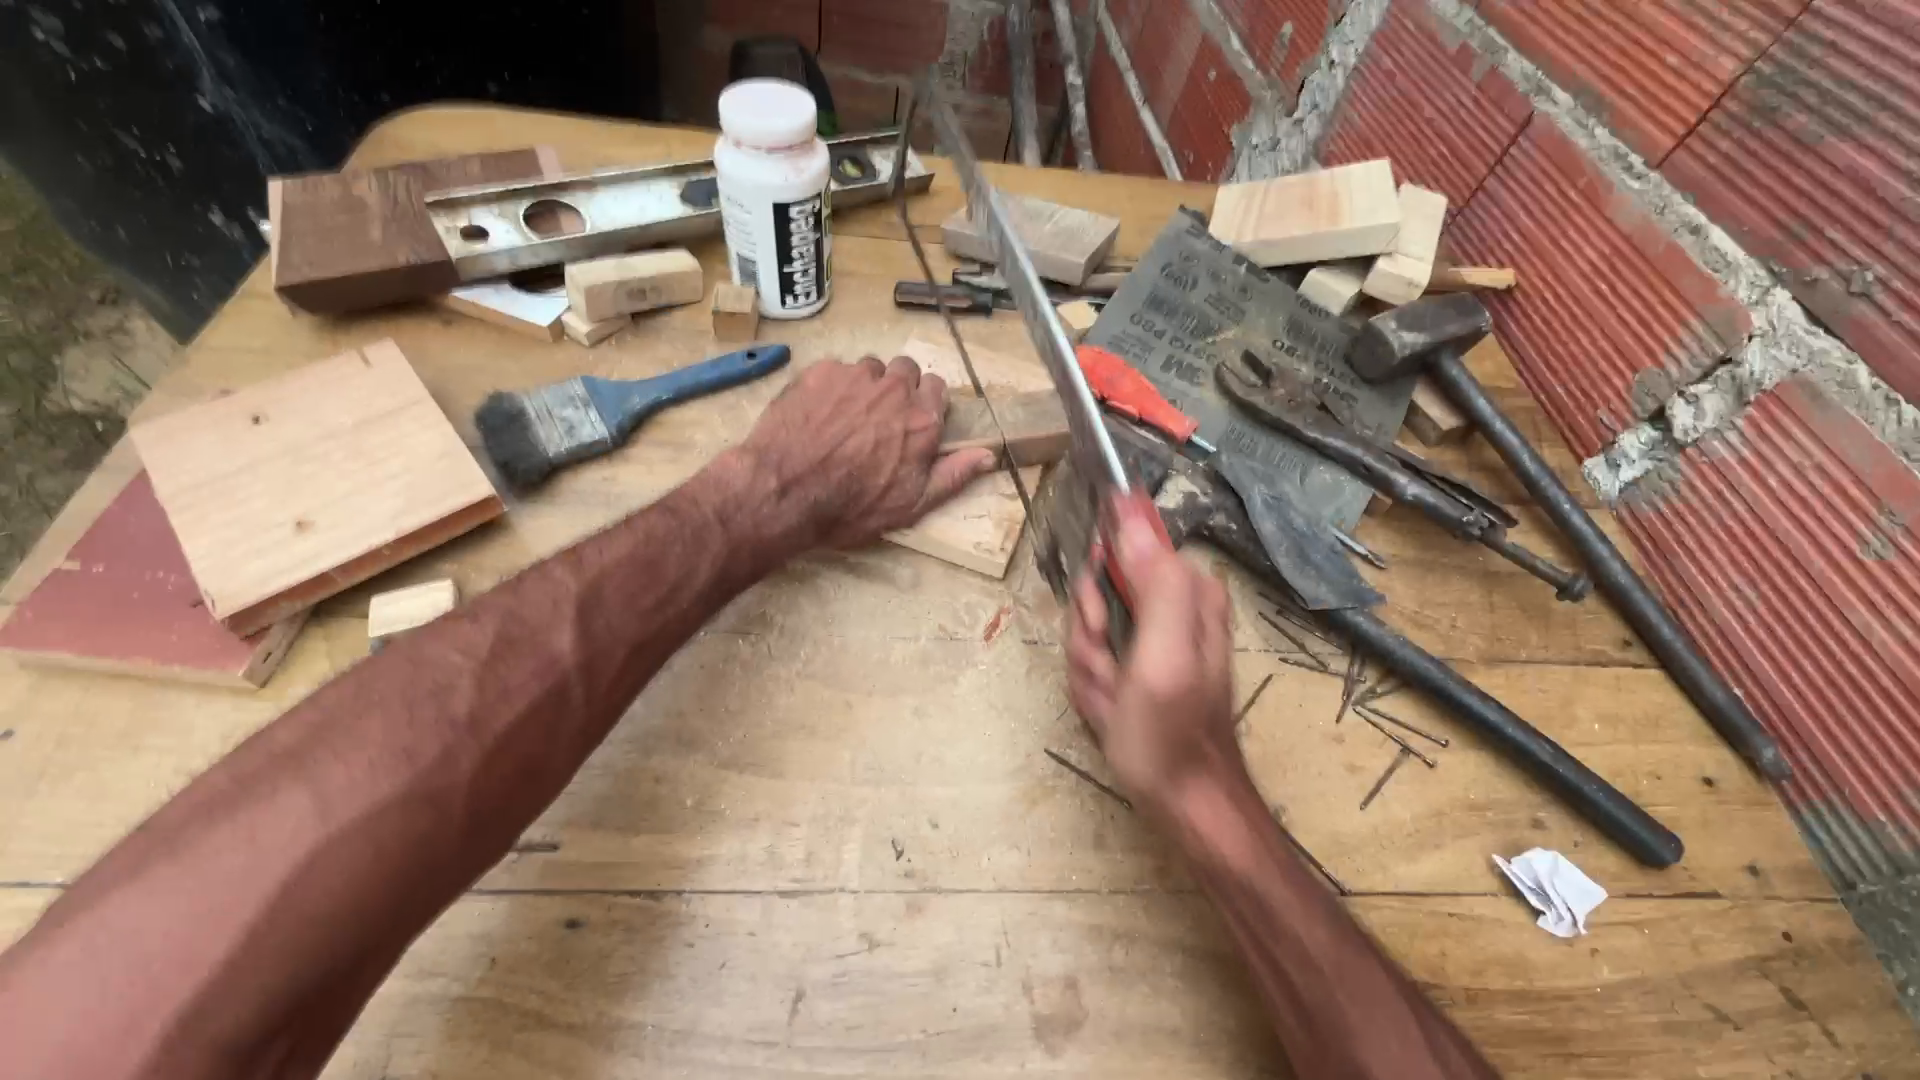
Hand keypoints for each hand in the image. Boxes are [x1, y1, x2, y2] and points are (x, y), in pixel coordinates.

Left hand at [738, 356, 995, 549]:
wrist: (783, 492)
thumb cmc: (849, 508)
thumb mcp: (910, 505)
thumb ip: (952, 475)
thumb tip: (988, 456)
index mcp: (922, 421)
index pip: (937, 388)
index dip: (924, 404)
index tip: (911, 424)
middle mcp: (894, 390)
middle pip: (906, 371)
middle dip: (897, 390)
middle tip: (879, 421)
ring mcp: (855, 377)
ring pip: (870, 369)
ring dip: (865, 387)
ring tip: (844, 420)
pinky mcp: (820, 372)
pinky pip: (835, 370)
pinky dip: (831, 387)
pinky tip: (818, 415)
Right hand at [1065, 499, 1239, 812]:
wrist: (1184, 801)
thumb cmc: (1171, 733)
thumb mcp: (1163, 655)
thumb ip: (1153, 582)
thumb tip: (1128, 509)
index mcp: (1187, 590)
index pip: (1121, 551)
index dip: (1096, 591)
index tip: (1099, 629)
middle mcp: (1173, 604)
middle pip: (1098, 592)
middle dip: (1090, 638)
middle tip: (1108, 673)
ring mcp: (1153, 636)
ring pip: (1089, 627)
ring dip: (1089, 667)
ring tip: (1111, 699)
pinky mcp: (1138, 663)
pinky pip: (1093, 655)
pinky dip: (1093, 685)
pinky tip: (1109, 708)